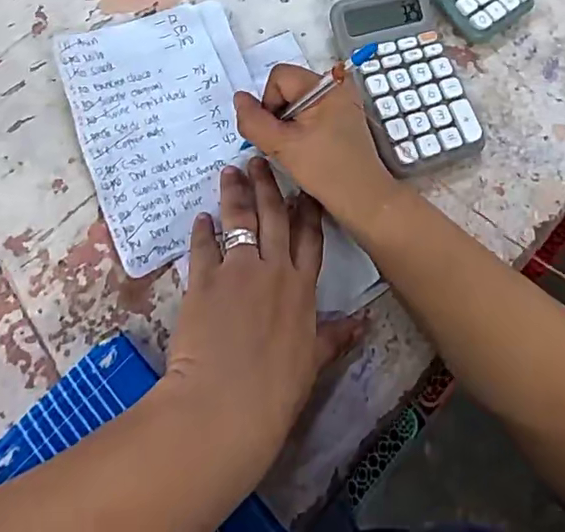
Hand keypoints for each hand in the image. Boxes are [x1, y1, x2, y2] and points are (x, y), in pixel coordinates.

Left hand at [164, 159, 363, 461]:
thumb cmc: (274, 392)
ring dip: (235, 194)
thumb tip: (363, 323)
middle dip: (268, 186)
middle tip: (260, 160)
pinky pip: (204, 247)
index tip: (304, 189)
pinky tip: (201, 217)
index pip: (309, 238)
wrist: (226, 405)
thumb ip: (334, 336)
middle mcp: (273, 270)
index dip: (307, 211)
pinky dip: (202, 231)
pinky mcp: (204, 281)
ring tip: (230, 171)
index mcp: (301, 288)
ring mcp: (238, 271)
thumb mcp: (312, 362)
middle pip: (273, 217)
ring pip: (239, 221)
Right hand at [233, 64, 399, 223]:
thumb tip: (239, 98)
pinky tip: (310, 148)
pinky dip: (304, 126)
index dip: (268, 103)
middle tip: (286, 143)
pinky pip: (314, 110)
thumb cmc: (325, 169)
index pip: (278, 77)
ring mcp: (345, 99)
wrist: (365, 197)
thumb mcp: (281, 146)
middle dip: (279, 113)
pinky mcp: (347, 114)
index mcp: (326, 83)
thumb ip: (253, 121)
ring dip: (290, 122)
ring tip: (299, 148)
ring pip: (299, 101)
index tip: (277, 133)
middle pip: (289, 86)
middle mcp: (339, 84)